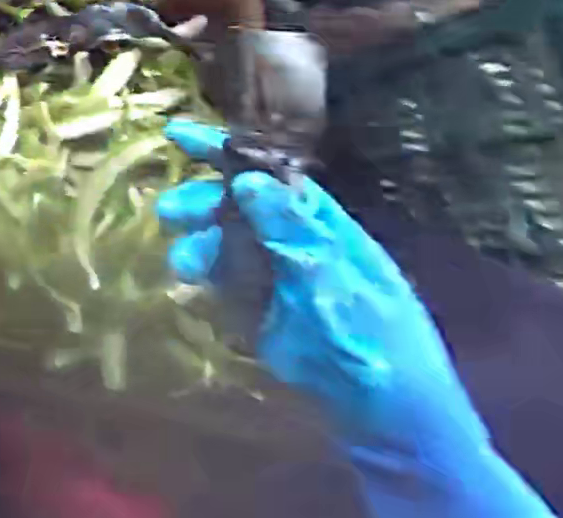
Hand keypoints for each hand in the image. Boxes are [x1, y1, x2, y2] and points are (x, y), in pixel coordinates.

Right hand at [157, 121, 554, 517]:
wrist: (393, 429)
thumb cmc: (384, 351)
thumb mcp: (343, 288)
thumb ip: (294, 234)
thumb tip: (247, 178)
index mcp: (320, 225)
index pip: (266, 174)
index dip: (223, 151)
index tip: (177, 134)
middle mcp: (289, 238)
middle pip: (233, 204)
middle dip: (198, 202)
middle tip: (169, 213)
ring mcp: (270, 271)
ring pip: (219, 239)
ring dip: (196, 244)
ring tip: (184, 265)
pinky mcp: (253, 303)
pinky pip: (218, 276)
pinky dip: (200, 275)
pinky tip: (190, 286)